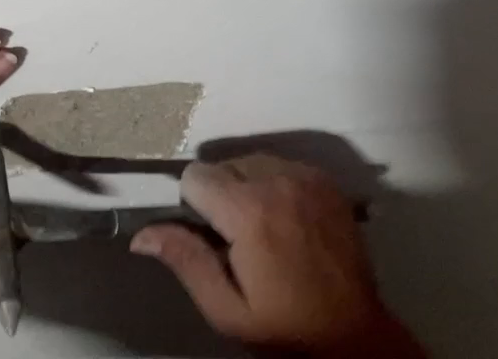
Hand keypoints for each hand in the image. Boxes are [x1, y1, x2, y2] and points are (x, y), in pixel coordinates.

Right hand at [131, 155, 424, 357]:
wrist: (356, 337)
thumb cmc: (285, 327)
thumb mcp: (227, 310)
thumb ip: (187, 262)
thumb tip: (141, 234)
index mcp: (250, 211)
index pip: (195, 176)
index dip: (193, 205)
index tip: (209, 235)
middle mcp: (278, 180)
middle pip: (223, 165)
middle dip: (220, 195)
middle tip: (236, 238)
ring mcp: (306, 176)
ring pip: (251, 161)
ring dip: (247, 186)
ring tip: (262, 228)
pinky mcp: (325, 180)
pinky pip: (281, 164)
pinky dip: (274, 183)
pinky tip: (285, 218)